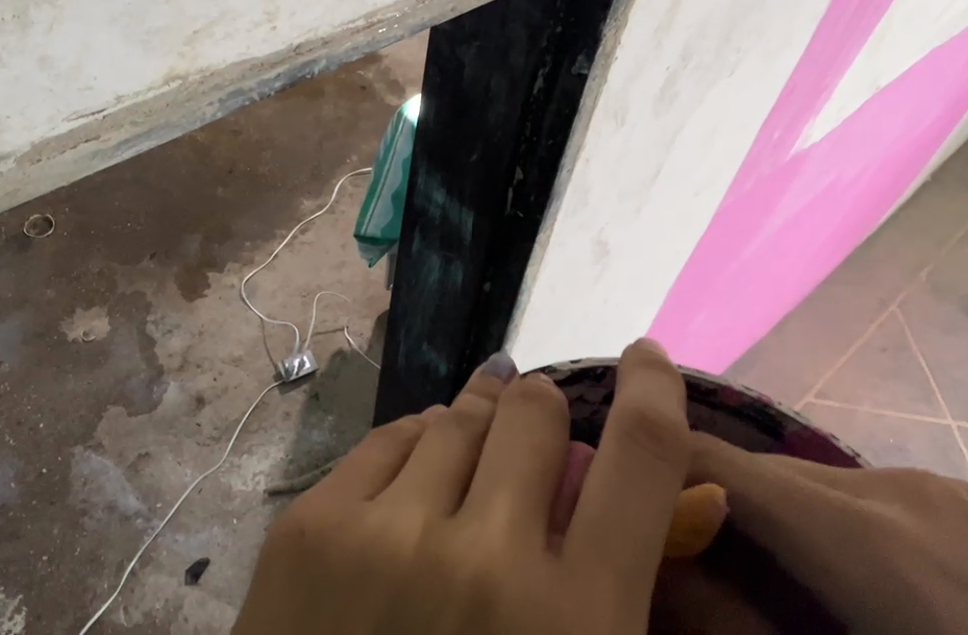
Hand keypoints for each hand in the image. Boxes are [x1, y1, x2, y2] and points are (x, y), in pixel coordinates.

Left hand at [233, 338, 691, 634]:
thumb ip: (608, 588)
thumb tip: (607, 485)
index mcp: (576, 618)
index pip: (642, 454)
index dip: (654, 389)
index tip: (645, 358)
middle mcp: (486, 554)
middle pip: (532, 409)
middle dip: (538, 412)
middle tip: (531, 431)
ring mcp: (388, 531)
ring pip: (455, 417)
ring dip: (474, 424)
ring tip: (473, 446)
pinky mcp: (314, 522)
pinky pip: (387, 439)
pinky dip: (413, 446)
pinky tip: (416, 473)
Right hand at [651, 433, 967, 633]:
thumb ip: (724, 620)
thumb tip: (641, 560)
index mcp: (862, 536)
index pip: (715, 461)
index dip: (647, 464)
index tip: (598, 482)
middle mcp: (896, 486)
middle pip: (758, 468)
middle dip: (705, 497)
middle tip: (668, 540)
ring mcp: (938, 486)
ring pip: (805, 477)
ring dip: (764, 509)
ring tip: (748, 560)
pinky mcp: (966, 499)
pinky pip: (858, 491)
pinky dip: (820, 515)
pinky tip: (831, 567)